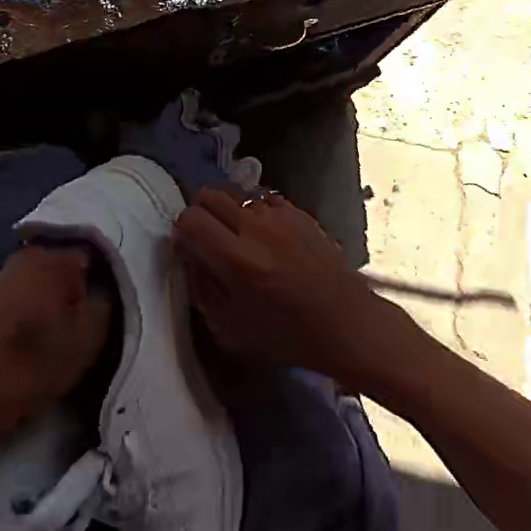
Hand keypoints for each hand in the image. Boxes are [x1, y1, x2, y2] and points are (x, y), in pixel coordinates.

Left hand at [0, 246, 112, 461]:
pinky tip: (39, 343)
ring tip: (65, 342)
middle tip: (89, 331)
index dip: (106, 284)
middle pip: (68, 273)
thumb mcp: (87, 340)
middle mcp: (26, 258)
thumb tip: (104, 290)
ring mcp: (3, 280)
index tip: (111, 312)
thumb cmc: (31, 365)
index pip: (94, 259)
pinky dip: (36, 317)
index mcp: (52, 258)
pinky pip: (27, 301)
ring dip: (57, 308)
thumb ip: (105, 305)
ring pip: (46, 288)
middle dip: (79, 294)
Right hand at [174, 188, 397, 382]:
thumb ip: (200, 288)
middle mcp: (257, 229)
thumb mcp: (230, 328)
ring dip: (228, 213)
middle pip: (208, 195)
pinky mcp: (299, 213)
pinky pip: (261, 201)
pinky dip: (254, 215)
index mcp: (237, 260)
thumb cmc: (288, 335)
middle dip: (200, 214)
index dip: (182, 232)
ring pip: (235, 195)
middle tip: (207, 238)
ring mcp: (281, 216)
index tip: (188, 249)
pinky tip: (265, 238)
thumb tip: (188, 255)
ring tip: (238, 239)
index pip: (190, 219)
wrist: (349, 326)